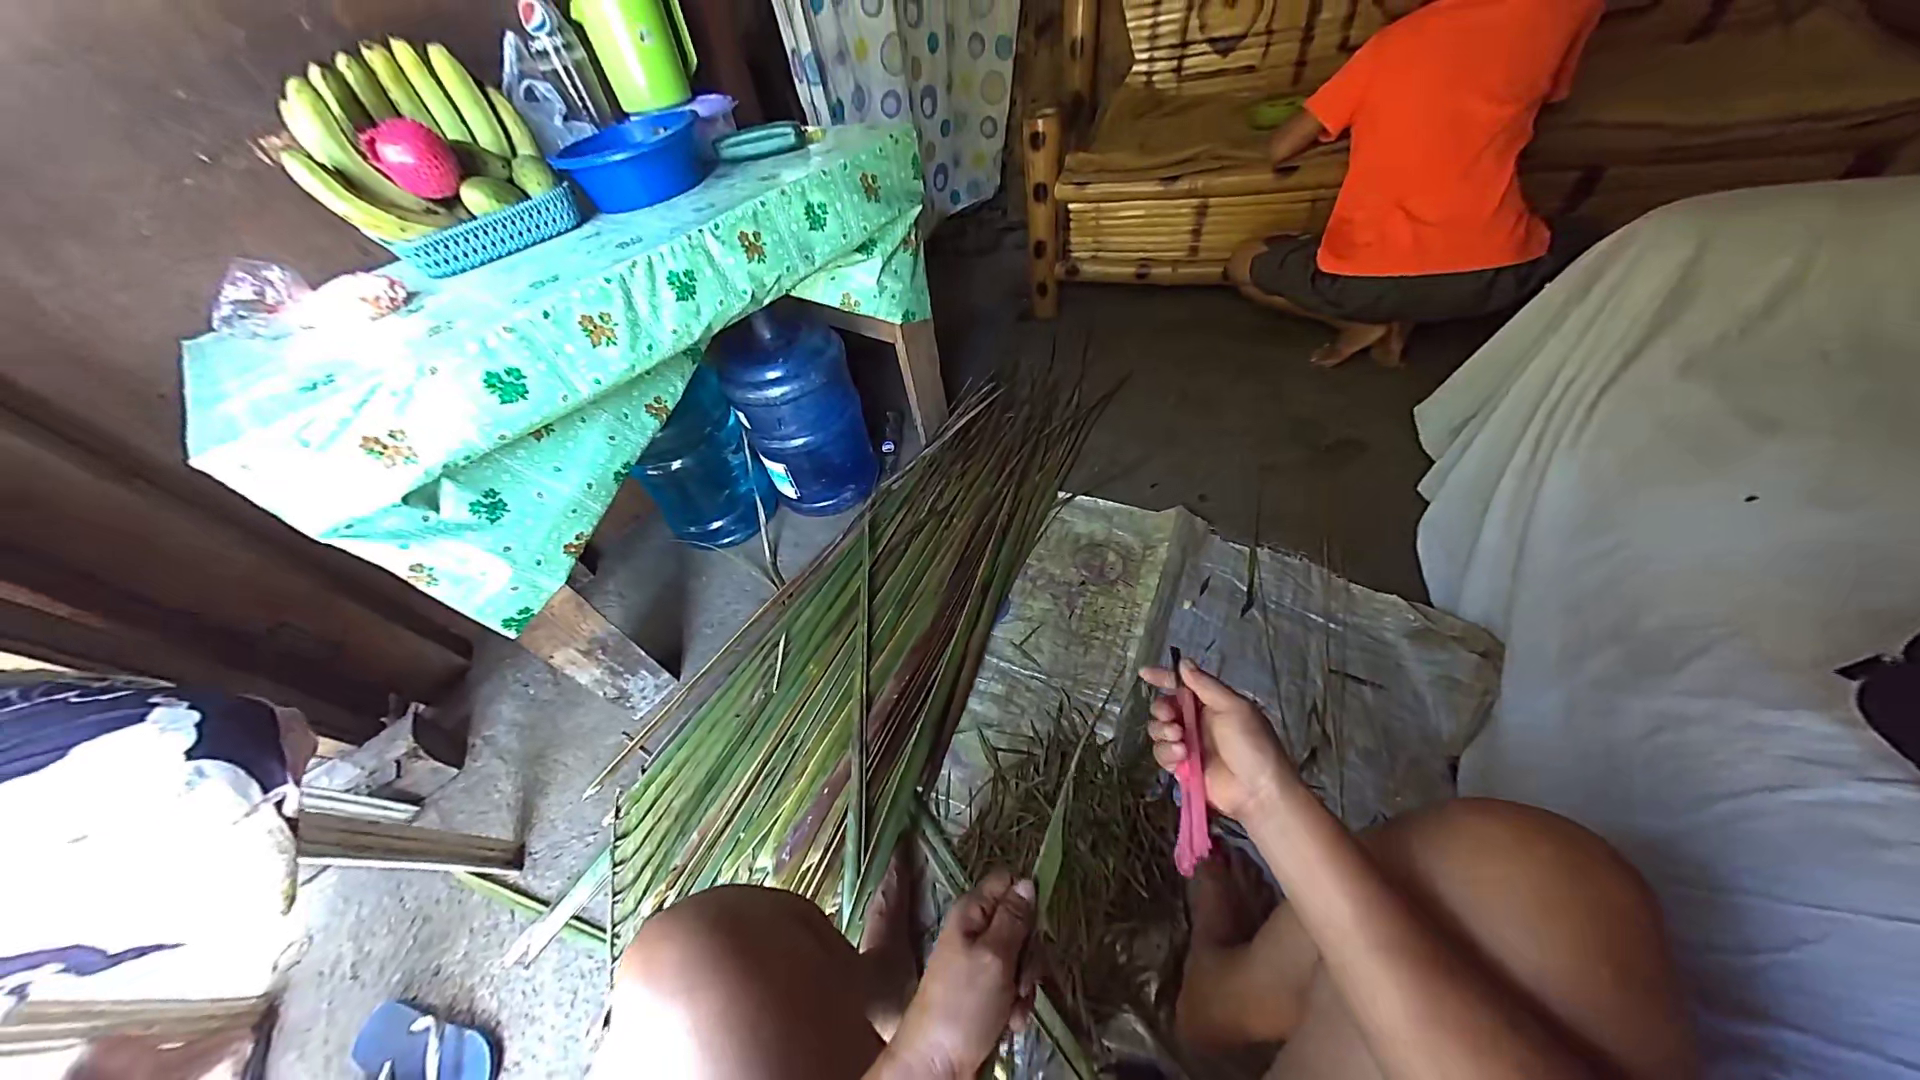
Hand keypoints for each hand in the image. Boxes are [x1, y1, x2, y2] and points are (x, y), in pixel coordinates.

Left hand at [878, 870, 1037, 1079]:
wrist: (938, 1067)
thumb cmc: (963, 1005)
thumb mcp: (994, 956)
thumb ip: (1013, 918)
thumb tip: (1028, 882)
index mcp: (971, 911)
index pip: (1007, 883)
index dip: (1026, 899)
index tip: (1034, 925)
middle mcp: (976, 931)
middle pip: (1021, 923)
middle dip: (1030, 953)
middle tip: (1021, 977)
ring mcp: (981, 962)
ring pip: (1022, 957)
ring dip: (1025, 984)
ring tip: (1013, 1006)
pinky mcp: (987, 992)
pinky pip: (1015, 986)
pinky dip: (1017, 1004)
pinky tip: (1010, 1022)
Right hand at [1142, 660, 1294, 819]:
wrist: (1258, 791)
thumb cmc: (1251, 744)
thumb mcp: (1233, 707)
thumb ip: (1205, 685)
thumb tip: (1183, 662)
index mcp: (1211, 703)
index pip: (1182, 685)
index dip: (1163, 677)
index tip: (1144, 673)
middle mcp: (1196, 721)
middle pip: (1164, 707)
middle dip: (1162, 709)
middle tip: (1170, 717)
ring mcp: (1188, 744)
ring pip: (1158, 730)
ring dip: (1163, 731)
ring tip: (1180, 740)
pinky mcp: (1182, 766)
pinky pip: (1162, 753)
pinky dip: (1168, 753)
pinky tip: (1182, 756)